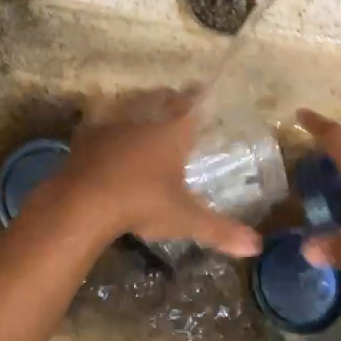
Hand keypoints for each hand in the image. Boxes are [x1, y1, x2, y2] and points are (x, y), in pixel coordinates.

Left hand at [36, 90, 261, 258]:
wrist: (84, 200)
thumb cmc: (142, 202)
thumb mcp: (185, 219)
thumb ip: (220, 230)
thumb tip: (255, 247)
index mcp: (172, 130)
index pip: (191, 102)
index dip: (197, 96)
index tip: (201, 93)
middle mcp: (144, 118)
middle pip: (161, 99)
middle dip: (170, 102)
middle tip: (176, 108)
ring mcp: (113, 124)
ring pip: (131, 108)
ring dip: (140, 112)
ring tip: (146, 123)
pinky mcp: (88, 136)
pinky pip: (104, 124)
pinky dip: (111, 130)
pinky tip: (111, 143)